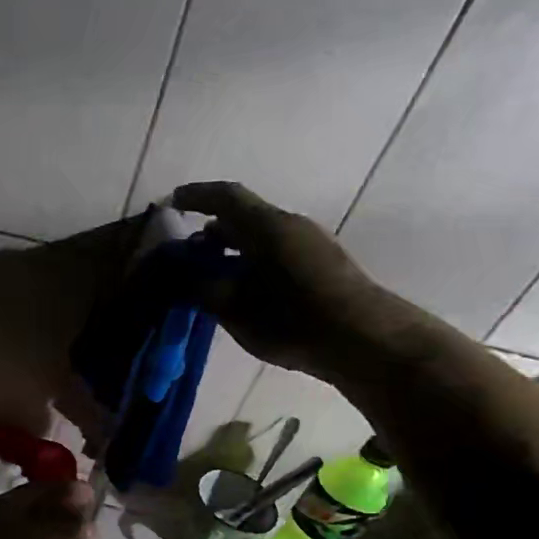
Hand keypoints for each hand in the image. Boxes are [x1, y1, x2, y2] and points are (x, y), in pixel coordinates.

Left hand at [0, 481, 99, 538]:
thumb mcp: (35, 535)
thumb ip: (62, 516)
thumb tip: (85, 492)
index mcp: (7, 509)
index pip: (40, 492)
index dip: (67, 493)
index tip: (94, 500)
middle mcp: (4, 531)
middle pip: (44, 524)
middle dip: (71, 530)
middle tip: (96, 538)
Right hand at [171, 182, 399, 380]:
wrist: (367, 341)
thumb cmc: (295, 322)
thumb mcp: (238, 311)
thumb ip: (205, 290)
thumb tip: (184, 277)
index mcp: (268, 227)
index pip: (226, 197)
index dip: (196, 197)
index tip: (172, 203)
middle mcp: (292, 225)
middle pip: (246, 217)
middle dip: (214, 232)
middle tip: (191, 254)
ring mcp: (313, 243)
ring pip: (264, 237)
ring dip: (236, 250)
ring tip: (217, 278)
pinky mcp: (325, 264)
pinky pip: (280, 251)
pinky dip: (256, 262)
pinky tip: (249, 292)